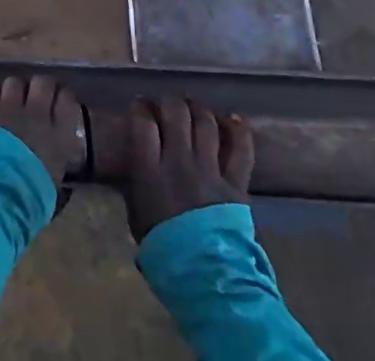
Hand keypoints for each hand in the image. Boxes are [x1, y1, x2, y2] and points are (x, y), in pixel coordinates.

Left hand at [0, 75, 81, 186]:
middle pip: (43, 83)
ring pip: (14, 81)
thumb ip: (55, 168)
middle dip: (40, 86)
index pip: (68, 102)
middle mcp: (36, 114)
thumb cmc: (30, 196)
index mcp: (59, 136)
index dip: (64, 97)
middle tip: (35, 95)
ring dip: (12, 89)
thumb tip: (53, 167)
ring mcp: (8, 107)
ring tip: (8, 99)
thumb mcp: (53, 186)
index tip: (60, 100)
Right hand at [124, 96, 252, 241]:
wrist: (204, 273)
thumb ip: (135, 181)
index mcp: (149, 168)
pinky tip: (233, 118)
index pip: (143, 122)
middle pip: (176, 115)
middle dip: (170, 101)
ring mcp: (210, 171)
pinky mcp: (236, 184)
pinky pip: (241, 150)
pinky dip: (238, 130)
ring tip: (193, 104)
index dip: (140, 106)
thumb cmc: (162, 242)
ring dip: (199, 108)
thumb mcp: (135, 208)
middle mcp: (179, 161)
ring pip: (206, 125)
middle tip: (166, 102)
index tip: (139, 104)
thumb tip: (133, 164)